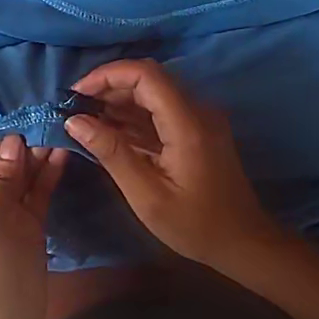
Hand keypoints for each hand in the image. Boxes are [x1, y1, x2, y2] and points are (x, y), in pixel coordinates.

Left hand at [0, 122, 67, 318]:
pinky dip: (48, 174)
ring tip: (52, 137)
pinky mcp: (28, 223)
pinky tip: (61, 156)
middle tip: (31, 127)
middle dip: (6, 140)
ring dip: (31, 154)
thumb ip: (0, 181)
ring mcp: (2, 211)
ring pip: (15, 172)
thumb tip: (14, 141)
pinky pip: (36, 191)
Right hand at [63, 60, 281, 267]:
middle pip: (148, 78)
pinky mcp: (196, 128)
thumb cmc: (195, 225)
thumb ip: (112, 153)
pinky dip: (132, 114)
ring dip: (117, 99)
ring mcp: (199, 118)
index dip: (107, 76)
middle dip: (107, 86)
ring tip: (85, 119)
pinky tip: (109, 131)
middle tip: (75, 108)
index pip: (145, 75)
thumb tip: (74, 121)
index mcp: (187, 124)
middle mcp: (197, 110)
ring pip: (152, 91)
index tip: (76, 94)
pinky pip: (160, 108)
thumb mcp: (147, 195)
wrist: (243, 243)